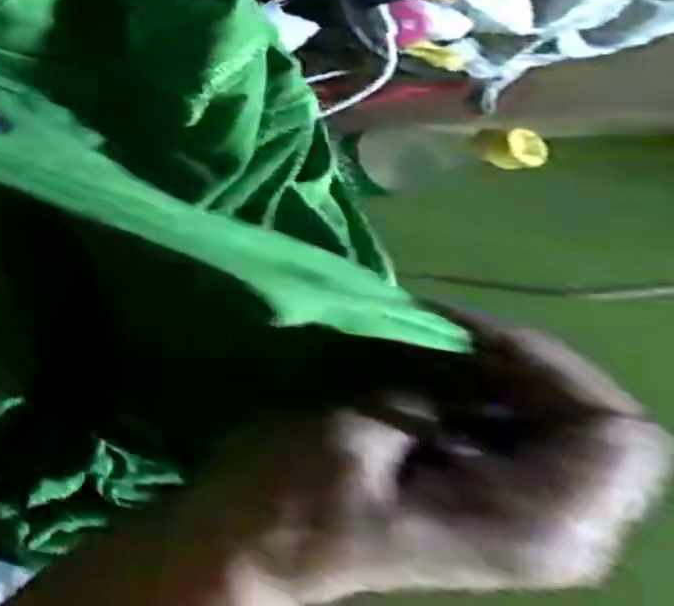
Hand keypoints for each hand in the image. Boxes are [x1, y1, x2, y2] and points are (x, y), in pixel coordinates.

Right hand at [189, 311, 669, 602]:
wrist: (254, 545)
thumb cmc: (292, 494)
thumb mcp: (345, 434)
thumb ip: (415, 395)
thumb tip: (447, 354)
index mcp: (540, 525)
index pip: (616, 433)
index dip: (547, 363)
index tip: (450, 325)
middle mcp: (565, 532)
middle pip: (600, 432)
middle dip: (521, 366)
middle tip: (430, 327)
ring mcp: (531, 524)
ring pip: (562, 433)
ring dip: (496, 379)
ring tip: (417, 345)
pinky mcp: (494, 509)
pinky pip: (521, 444)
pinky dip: (477, 400)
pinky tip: (415, 381)